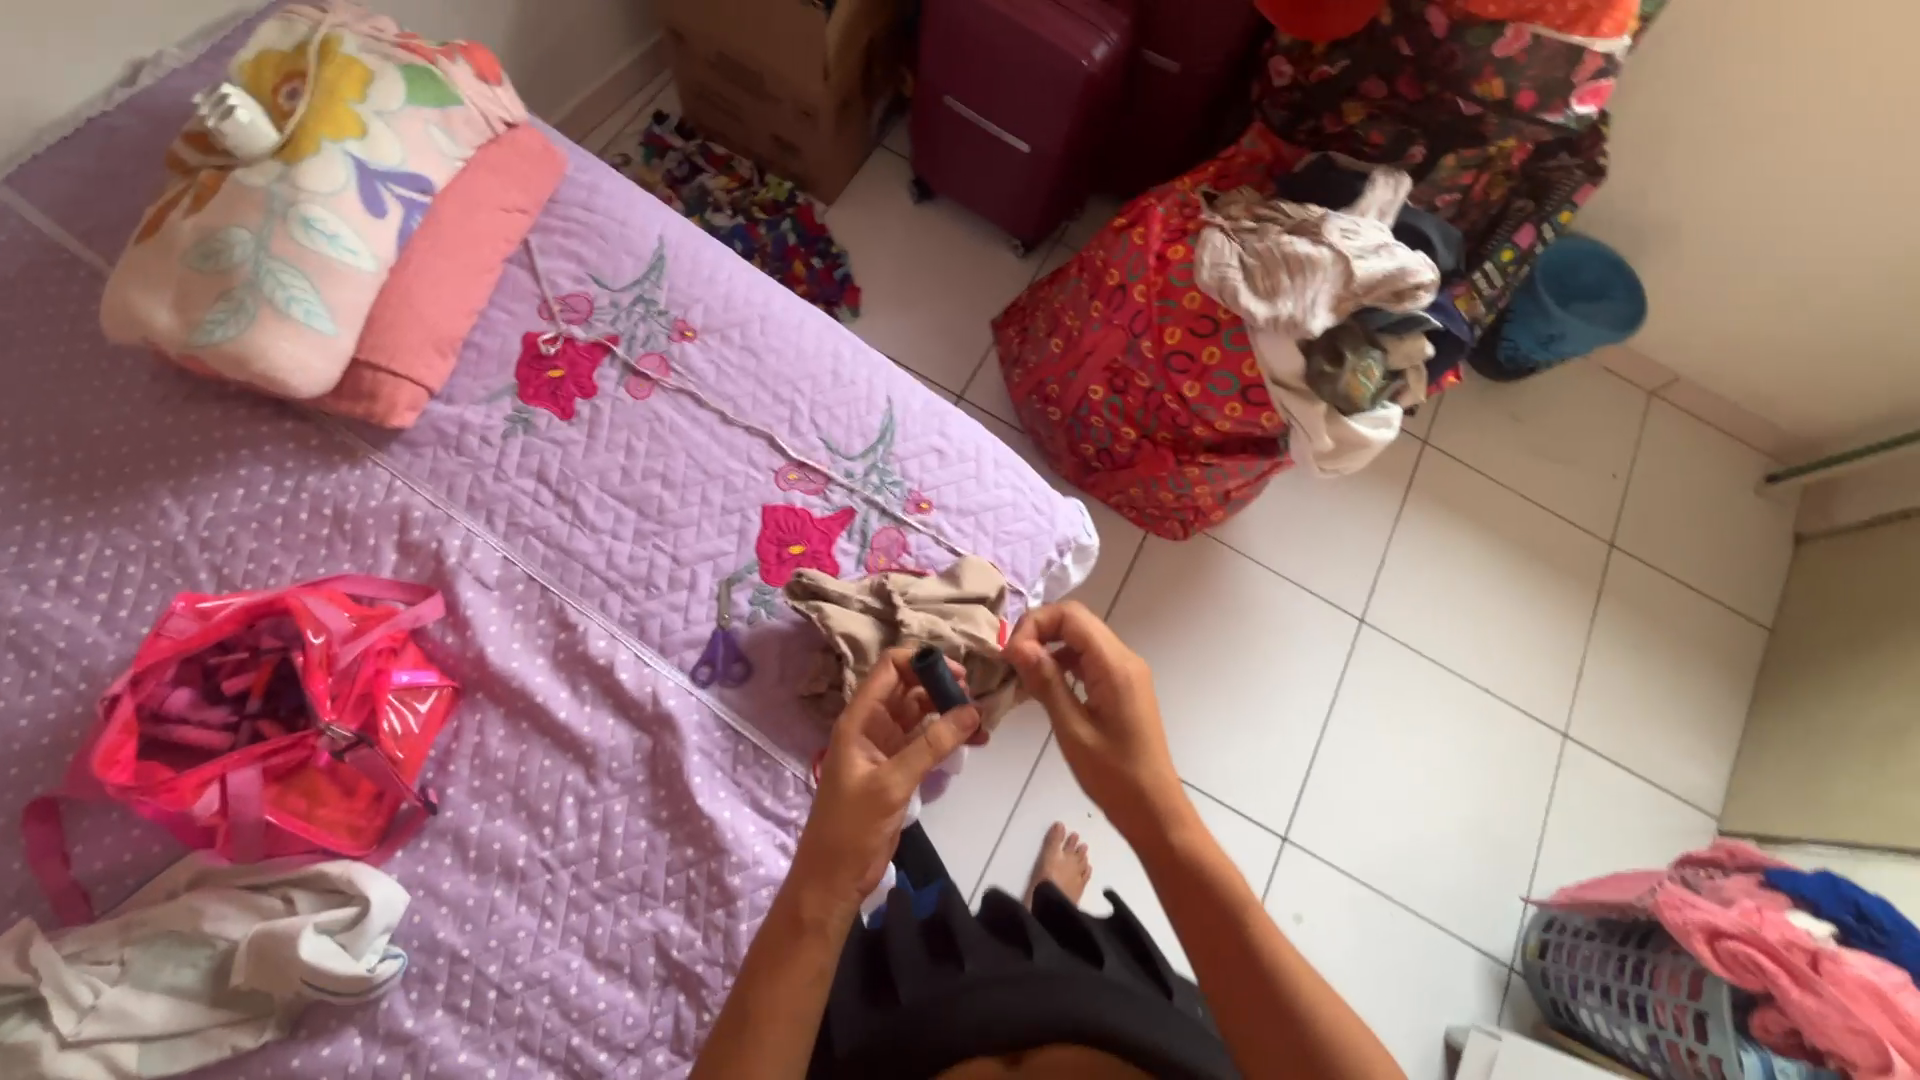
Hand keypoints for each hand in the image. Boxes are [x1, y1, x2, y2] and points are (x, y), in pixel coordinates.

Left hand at [787, 649, 980, 917]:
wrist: (834, 877)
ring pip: (922, 714)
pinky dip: (949, 737)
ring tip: (982, 722)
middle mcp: (873, 725)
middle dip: (942, 687)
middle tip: (974, 700)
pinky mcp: (899, 769)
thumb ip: (931, 745)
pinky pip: (927, 741)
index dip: (922, 661)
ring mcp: (887, 747)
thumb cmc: (851, 827)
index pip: (890, 669)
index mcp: (859, 719)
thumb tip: (972, 711)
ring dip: (950, 713)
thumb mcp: (891, 783)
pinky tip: (974, 741)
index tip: (956, 673)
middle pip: (910, 688)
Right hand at [1005, 602, 1187, 841]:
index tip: (1011, 655)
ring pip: (1081, 640)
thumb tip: (1018, 647)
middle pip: (1076, 622)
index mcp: (1115, 665)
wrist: (1153, 809)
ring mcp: (1126, 672)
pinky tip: (1043, 687)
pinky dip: (1063, 664)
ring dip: (1049, 648)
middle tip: (1012, 663)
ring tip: (1022, 676)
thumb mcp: (1072, 729)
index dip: (1035, 624)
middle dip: (1039, 633)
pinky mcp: (1122, 687)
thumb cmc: (1113, 775)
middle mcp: (1124, 659)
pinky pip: (1089, 660)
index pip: (1071, 616)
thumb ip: (1046, 682)